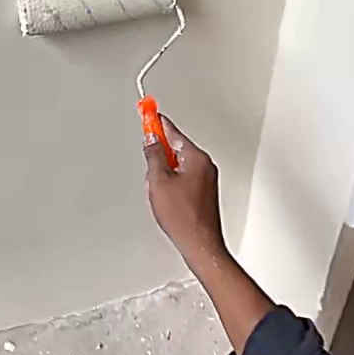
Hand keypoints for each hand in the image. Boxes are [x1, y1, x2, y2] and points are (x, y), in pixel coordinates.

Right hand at [145, 115, 224, 264]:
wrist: (199, 244)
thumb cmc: (184, 217)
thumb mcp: (159, 180)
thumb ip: (154, 155)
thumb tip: (151, 139)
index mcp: (196, 158)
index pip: (173, 131)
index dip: (156, 122)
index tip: (148, 110)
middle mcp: (204, 165)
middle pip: (176, 146)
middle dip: (159, 153)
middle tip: (150, 166)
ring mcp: (205, 179)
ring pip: (177, 162)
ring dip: (164, 169)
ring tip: (159, 189)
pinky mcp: (202, 191)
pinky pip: (182, 175)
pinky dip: (170, 179)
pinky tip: (165, 196)